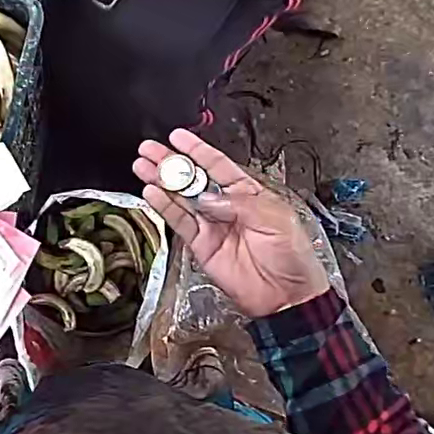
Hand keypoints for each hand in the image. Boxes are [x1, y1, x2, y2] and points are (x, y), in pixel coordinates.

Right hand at [132, 129, 331, 318]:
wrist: (287, 295)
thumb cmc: (291, 257)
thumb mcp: (276, 219)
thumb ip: (240, 205)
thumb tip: (207, 198)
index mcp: (248, 193)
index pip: (218, 165)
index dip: (197, 150)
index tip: (178, 137)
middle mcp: (226, 206)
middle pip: (193, 179)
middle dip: (170, 163)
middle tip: (150, 149)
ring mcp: (211, 225)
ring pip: (181, 198)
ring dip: (161, 181)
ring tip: (142, 167)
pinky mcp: (201, 245)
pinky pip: (179, 222)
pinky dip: (165, 207)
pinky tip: (152, 192)